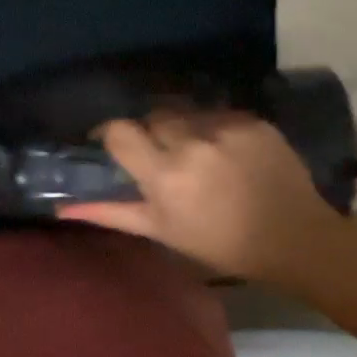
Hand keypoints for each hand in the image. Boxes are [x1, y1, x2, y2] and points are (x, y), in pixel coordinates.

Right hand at [58, 110, 347, 286]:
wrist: (293, 237)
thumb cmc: (221, 243)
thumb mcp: (162, 231)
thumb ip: (112, 213)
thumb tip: (63, 209)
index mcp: (165, 175)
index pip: (120, 131)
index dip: (111, 134)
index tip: (112, 144)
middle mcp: (192, 143)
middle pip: (152, 117)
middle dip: (151, 133)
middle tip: (160, 155)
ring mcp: (226, 128)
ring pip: (186, 113)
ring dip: (182, 128)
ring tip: (195, 152)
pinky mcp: (253, 120)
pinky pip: (218, 114)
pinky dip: (213, 128)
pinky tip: (224, 151)